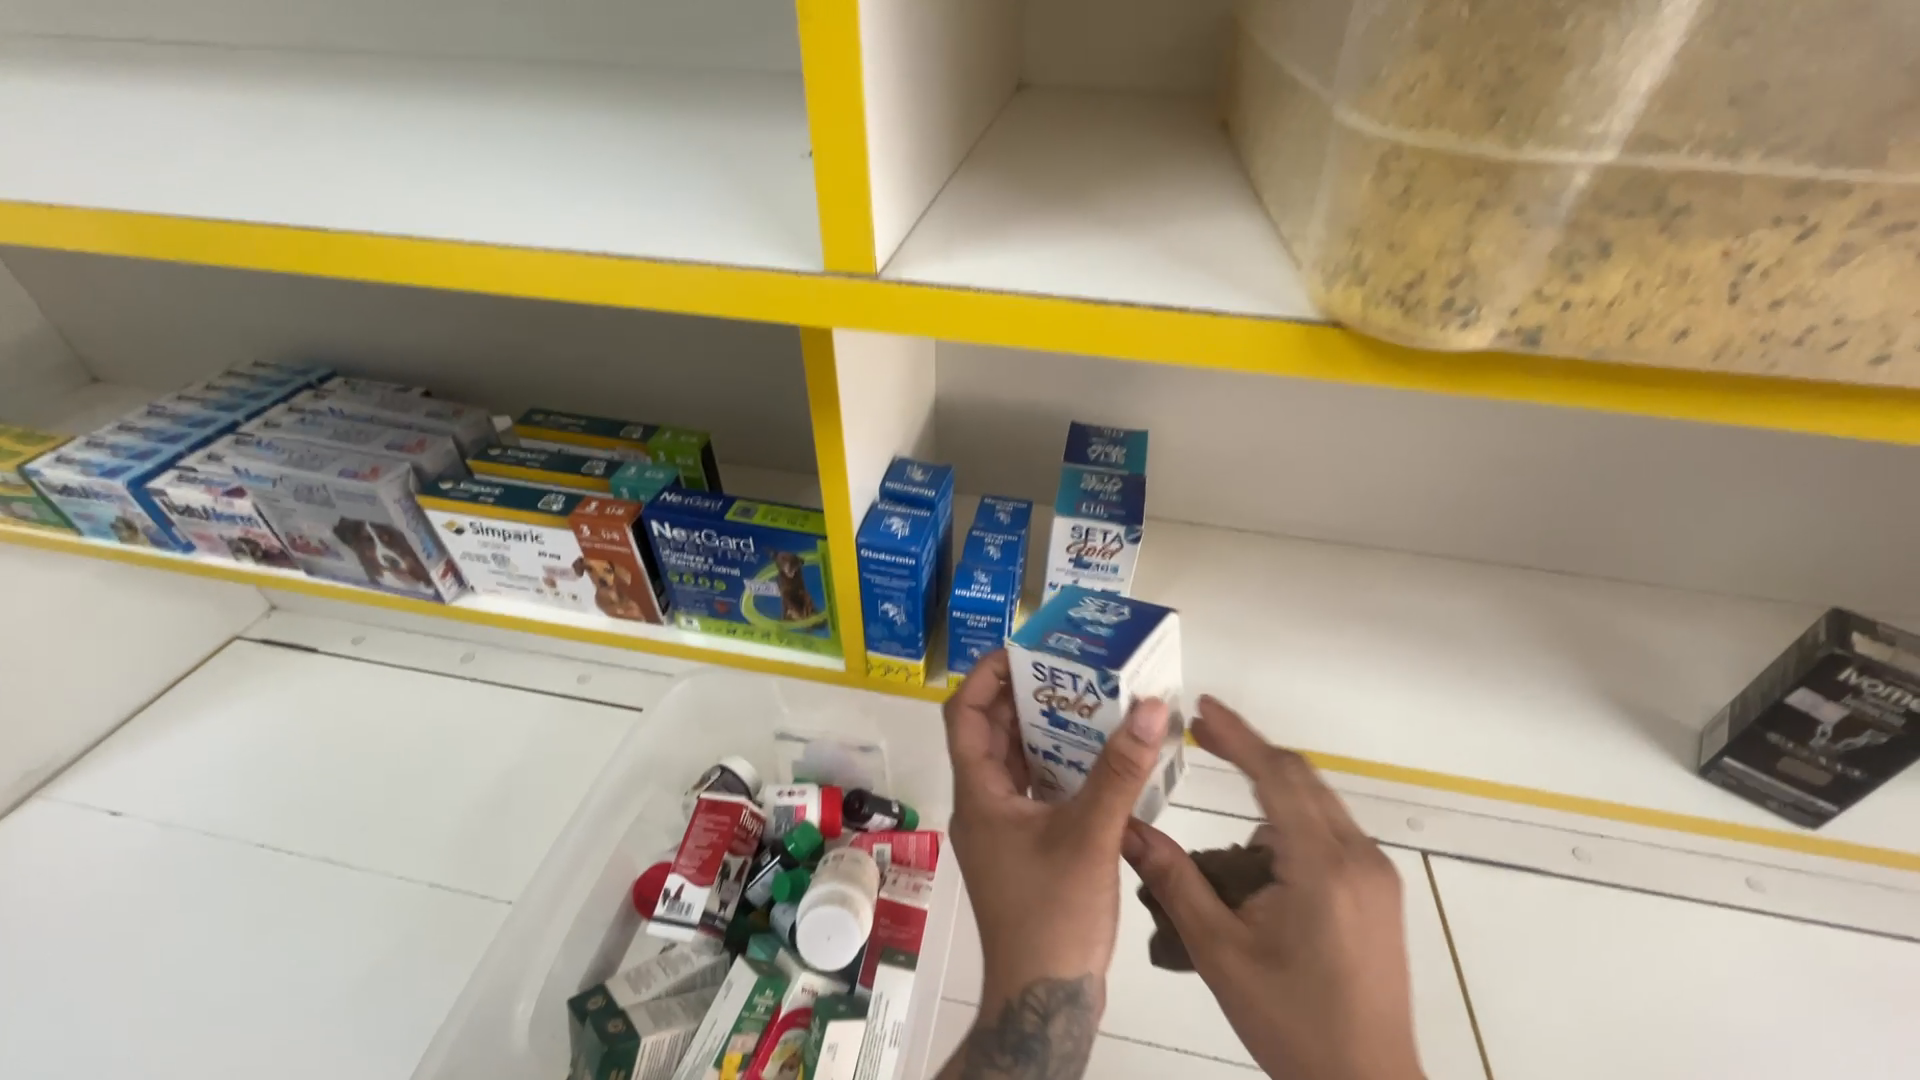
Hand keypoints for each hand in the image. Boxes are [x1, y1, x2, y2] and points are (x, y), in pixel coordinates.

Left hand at [938, 650, 1171, 1078]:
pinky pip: (1033, 791)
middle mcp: (982, 804)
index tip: (1023, 650)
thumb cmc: (1054, 912)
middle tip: (1067, 671)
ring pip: (1014, 763)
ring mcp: (1001, 828)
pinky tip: (1096, 758)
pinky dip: (1057, 768)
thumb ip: (1120, 771)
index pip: (965, 714)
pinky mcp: (1023, 847)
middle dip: (1024, 698)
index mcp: (979, 793)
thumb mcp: (1090, 835)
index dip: (985, 676)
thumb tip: (1150, 707)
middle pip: (991, 733)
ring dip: (1043, 732)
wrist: (1044, 994)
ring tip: (1086, 702)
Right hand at [1125, 697, 1423, 1079]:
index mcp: (1322, 866)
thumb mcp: (1219, 952)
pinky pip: (1329, 832)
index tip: (1200, 708)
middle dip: (1250, 749)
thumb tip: (1128, 828)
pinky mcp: (1378, 894)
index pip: (1277, 775)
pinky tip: (1257, 850)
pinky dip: (1289, 819)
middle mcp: (1359, 857)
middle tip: (1199, 732)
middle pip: (1302, 778)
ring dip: (1270, 786)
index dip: (1237, 735)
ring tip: (1220, 783)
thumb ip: (1175, 881)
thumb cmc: (1291, 1023)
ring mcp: (1376, 876)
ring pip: (1317, 803)